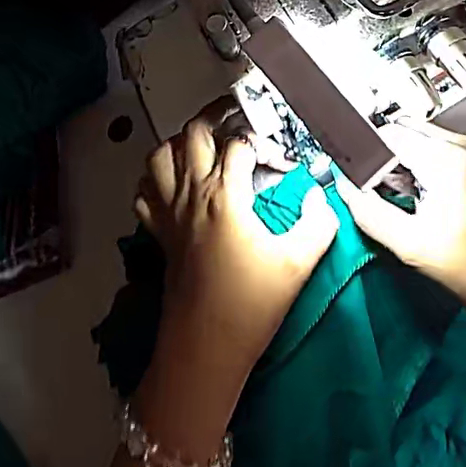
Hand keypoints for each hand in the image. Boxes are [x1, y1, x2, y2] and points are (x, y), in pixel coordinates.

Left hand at [136, 99, 338, 367]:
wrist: (204, 351)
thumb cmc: (250, 305)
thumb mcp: (298, 263)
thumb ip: (319, 222)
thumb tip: (320, 196)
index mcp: (225, 197)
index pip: (239, 145)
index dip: (261, 141)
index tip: (277, 157)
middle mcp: (192, 196)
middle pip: (194, 133)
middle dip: (217, 115)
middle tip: (237, 115)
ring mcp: (170, 213)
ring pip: (161, 155)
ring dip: (181, 141)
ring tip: (204, 143)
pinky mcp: (159, 233)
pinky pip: (145, 192)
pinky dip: (156, 177)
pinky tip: (176, 181)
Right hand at [337, 122, 465, 340]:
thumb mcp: (413, 246)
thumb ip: (371, 212)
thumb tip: (349, 190)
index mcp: (451, 161)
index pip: (394, 135)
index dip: (373, 154)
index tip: (367, 175)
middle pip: (416, 133)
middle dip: (397, 157)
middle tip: (394, 191)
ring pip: (440, 140)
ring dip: (422, 161)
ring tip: (425, 201)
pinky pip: (465, 152)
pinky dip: (449, 166)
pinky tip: (450, 201)